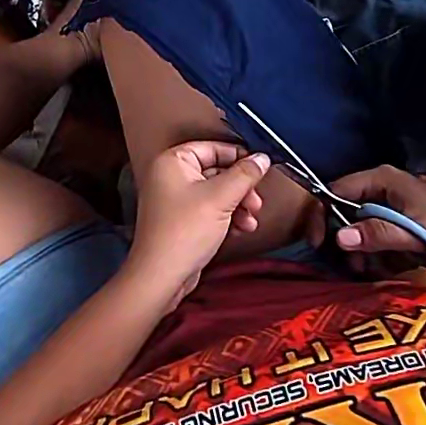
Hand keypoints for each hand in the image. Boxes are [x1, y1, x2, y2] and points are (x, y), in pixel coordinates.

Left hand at [127, 141, 270, 304]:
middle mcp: (172, 176)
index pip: (214, 148)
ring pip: (219, 192)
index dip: (239, 158)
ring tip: (250, 219)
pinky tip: (241, 228)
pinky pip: (212, 209)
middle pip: (218, 171)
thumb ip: (246, 174)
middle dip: (242, 188)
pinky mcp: (183, 219)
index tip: (259, 168)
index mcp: (174, 162)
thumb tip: (262, 158)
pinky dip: (229, 216)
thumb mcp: (222, 197)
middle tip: (255, 200)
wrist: (163, 275)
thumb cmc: (182, 233)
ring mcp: (177, 199)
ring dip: (239, 204)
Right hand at [321, 165, 425, 275]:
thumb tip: (339, 236)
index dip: (323, 215)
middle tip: (355, 266)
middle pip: (344, 211)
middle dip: (348, 241)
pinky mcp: (395, 222)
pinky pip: (373, 237)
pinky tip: (391, 265)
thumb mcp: (412, 235)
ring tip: (377, 268)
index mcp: (383, 179)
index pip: (336, 189)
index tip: (319, 244)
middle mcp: (382, 187)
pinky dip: (377, 254)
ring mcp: (389, 205)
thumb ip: (376, 234)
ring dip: (364, 252)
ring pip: (358, 229)